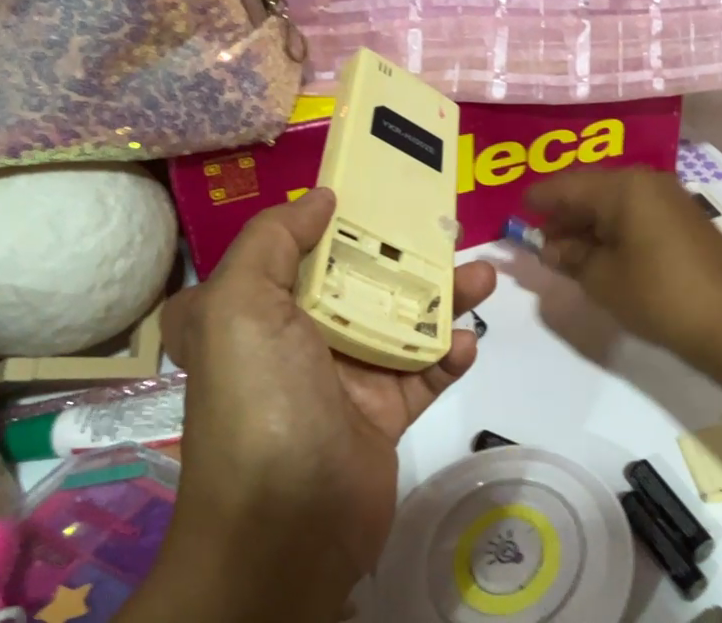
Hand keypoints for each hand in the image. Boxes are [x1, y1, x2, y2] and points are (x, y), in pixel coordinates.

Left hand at [159, 189, 495, 578]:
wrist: (288, 528)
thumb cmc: (261, 402)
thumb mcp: (238, 306)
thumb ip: (273, 240)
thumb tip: (319, 199)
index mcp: (255, 315)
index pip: (294, 253)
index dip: (331, 221)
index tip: (376, 194)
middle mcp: (296, 342)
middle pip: (361, 280)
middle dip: (406, 254)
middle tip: (450, 230)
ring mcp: (344, 380)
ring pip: (402, 322)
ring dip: (445, 298)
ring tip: (482, 277)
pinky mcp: (384, 414)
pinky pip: (425, 372)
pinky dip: (450, 354)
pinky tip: (469, 344)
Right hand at [524, 168, 721, 357]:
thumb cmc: (659, 295)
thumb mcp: (603, 280)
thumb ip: (571, 257)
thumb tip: (552, 247)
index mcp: (624, 187)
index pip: (568, 185)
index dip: (540, 199)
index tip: (518, 212)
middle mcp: (648, 182)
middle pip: (593, 189)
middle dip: (566, 213)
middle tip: (542, 240)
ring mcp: (672, 199)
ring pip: (617, 202)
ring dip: (591, 222)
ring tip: (569, 252)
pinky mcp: (686, 220)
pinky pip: (639, 214)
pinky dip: (616, 228)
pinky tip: (605, 253)